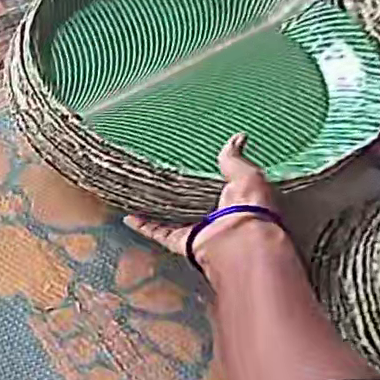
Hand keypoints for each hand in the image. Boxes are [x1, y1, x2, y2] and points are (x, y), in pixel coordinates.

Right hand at [124, 133, 282, 266]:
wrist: (239, 238)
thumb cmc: (250, 206)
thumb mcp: (246, 175)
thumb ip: (235, 160)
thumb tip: (237, 137)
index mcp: (236, 202)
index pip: (220, 189)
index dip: (209, 180)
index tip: (193, 169)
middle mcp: (215, 219)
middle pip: (191, 205)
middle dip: (177, 196)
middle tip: (161, 183)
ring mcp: (196, 231)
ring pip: (171, 219)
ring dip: (155, 211)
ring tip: (140, 198)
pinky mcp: (179, 241)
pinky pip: (158, 232)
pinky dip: (142, 226)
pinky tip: (129, 217)